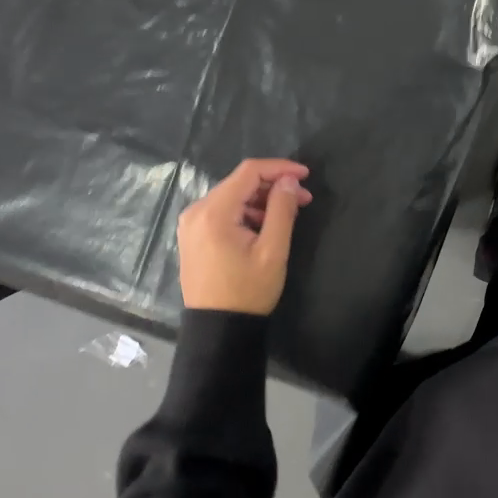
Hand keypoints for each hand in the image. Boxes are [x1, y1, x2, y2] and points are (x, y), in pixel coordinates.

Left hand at [177, 159, 313, 315]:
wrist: (218, 329)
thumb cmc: (248, 290)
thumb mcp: (273, 250)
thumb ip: (282, 209)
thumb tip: (288, 180)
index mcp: (214, 212)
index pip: (249, 172)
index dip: (280, 168)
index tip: (306, 175)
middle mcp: (196, 211)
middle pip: (239, 182)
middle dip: (273, 185)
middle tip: (303, 199)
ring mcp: (191, 224)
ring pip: (232, 196)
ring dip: (261, 199)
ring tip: (288, 214)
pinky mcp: (193, 235)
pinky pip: (223, 211)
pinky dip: (246, 211)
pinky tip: (265, 225)